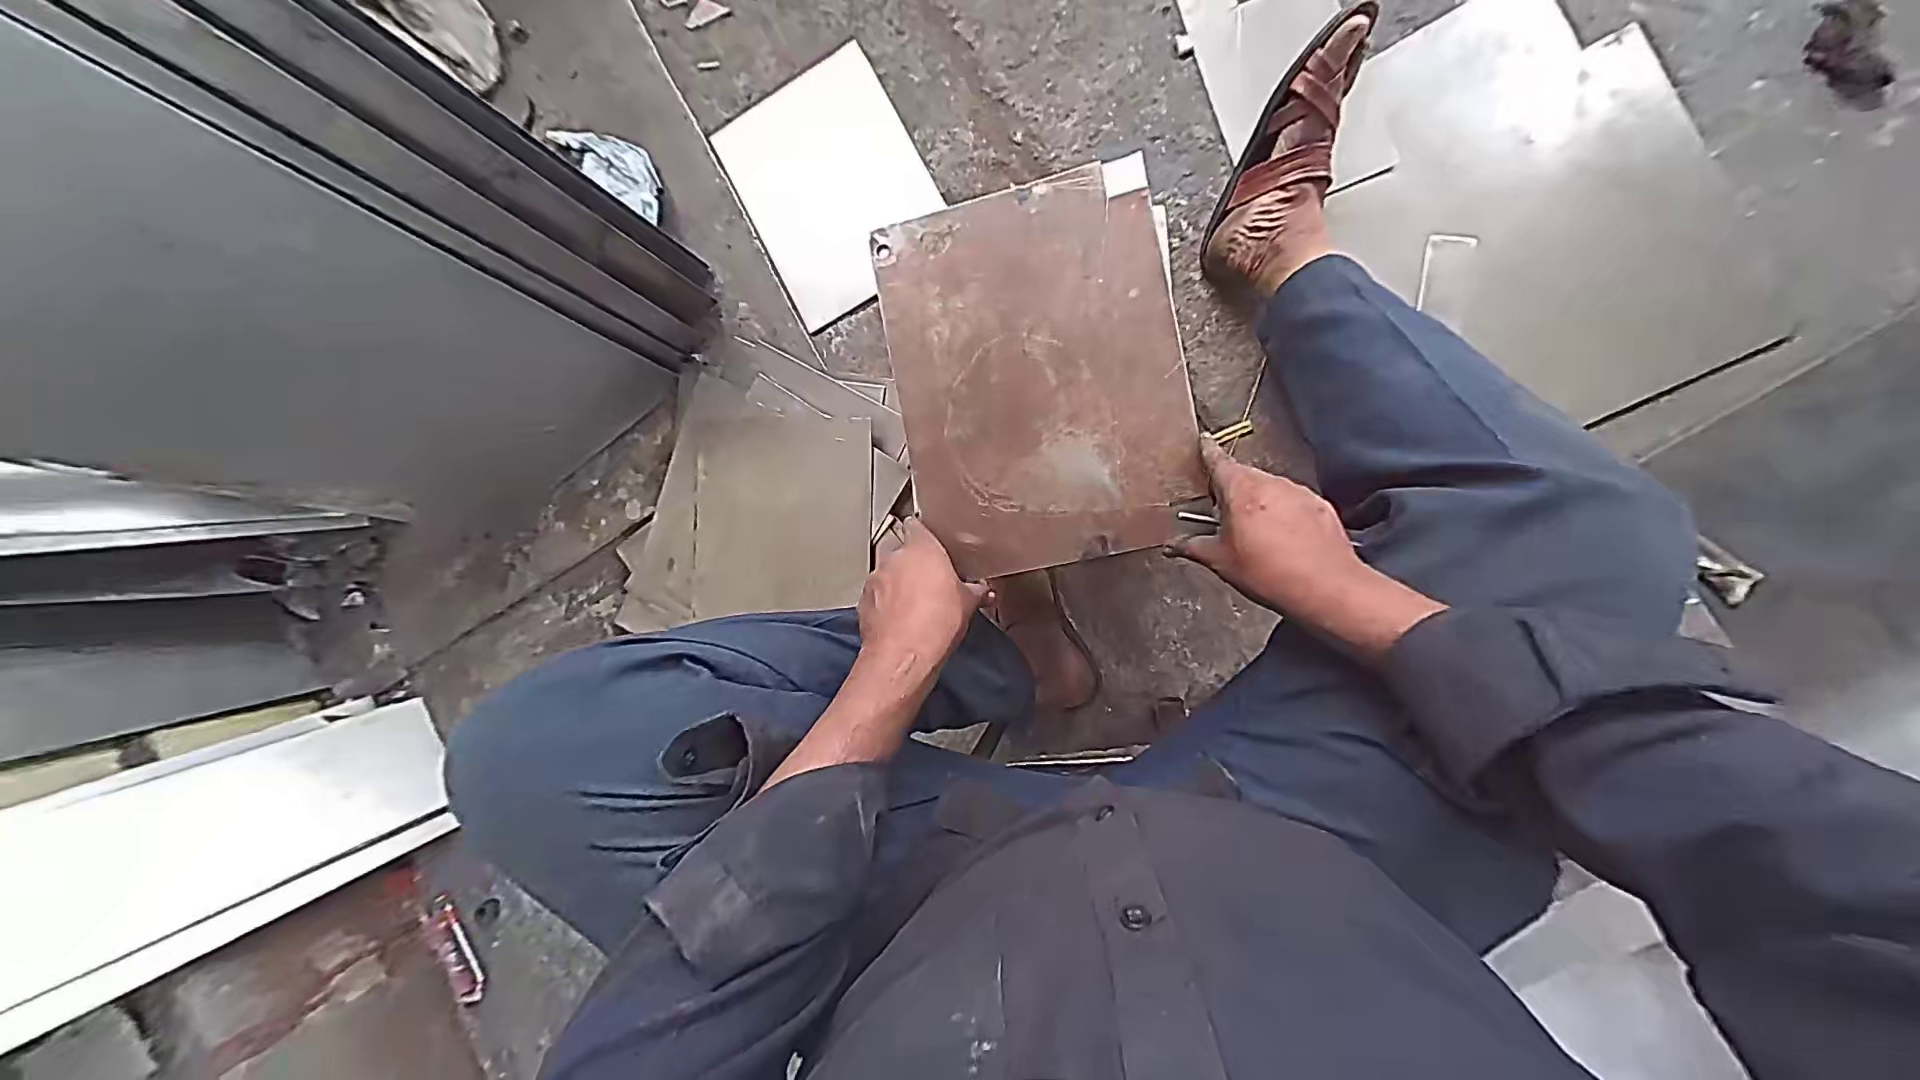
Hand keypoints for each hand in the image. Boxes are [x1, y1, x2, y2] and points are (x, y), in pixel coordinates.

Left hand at [859, 519, 990, 669]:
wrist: (903, 654)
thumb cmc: (938, 621)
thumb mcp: (967, 604)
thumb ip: (975, 591)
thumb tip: (984, 591)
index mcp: (921, 548)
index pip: (917, 526)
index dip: (923, 534)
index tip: (931, 545)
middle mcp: (893, 557)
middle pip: (900, 551)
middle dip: (911, 563)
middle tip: (927, 580)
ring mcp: (874, 579)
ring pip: (886, 574)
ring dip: (895, 584)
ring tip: (913, 604)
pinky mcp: (862, 602)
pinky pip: (876, 596)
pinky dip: (884, 603)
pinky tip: (898, 619)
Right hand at [1169, 439, 1443, 658]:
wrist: (1326, 588)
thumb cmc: (1271, 573)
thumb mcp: (1220, 561)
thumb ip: (1192, 546)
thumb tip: (1173, 544)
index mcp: (1241, 491)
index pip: (1218, 461)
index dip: (1206, 451)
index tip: (1202, 443)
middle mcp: (1271, 483)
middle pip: (1243, 475)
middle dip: (1229, 488)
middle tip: (1217, 509)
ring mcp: (1298, 492)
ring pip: (1268, 487)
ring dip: (1256, 501)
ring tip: (1250, 531)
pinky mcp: (1319, 506)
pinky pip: (1291, 500)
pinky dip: (1280, 512)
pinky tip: (1278, 538)